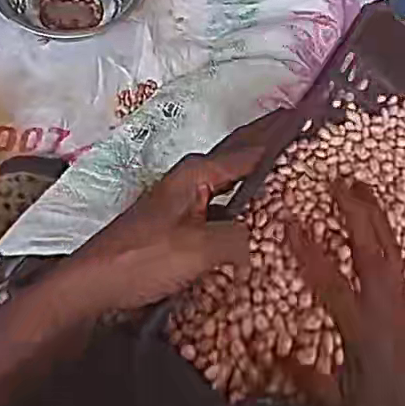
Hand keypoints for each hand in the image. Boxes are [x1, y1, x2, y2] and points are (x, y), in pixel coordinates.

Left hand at [58, 109, 289, 317]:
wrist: (92, 284)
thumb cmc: (142, 259)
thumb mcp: (197, 250)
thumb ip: (240, 238)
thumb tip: (273, 236)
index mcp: (198, 172)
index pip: (252, 149)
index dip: (283, 136)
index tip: (311, 121)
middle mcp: (194, 176)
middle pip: (241, 150)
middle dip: (271, 135)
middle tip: (305, 123)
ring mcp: (187, 197)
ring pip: (234, 175)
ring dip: (261, 165)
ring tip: (293, 161)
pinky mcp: (184, 218)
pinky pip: (226, 199)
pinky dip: (247, 194)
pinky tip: (262, 207)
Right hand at [284, 178, 404, 405]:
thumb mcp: (330, 399)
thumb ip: (301, 372)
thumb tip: (271, 348)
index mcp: (361, 329)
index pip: (331, 281)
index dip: (309, 251)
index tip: (292, 224)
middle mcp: (384, 307)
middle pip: (371, 250)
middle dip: (355, 213)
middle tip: (339, 182)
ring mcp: (400, 300)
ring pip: (389, 247)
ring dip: (374, 213)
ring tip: (360, 186)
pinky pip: (397, 257)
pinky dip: (385, 231)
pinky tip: (376, 217)